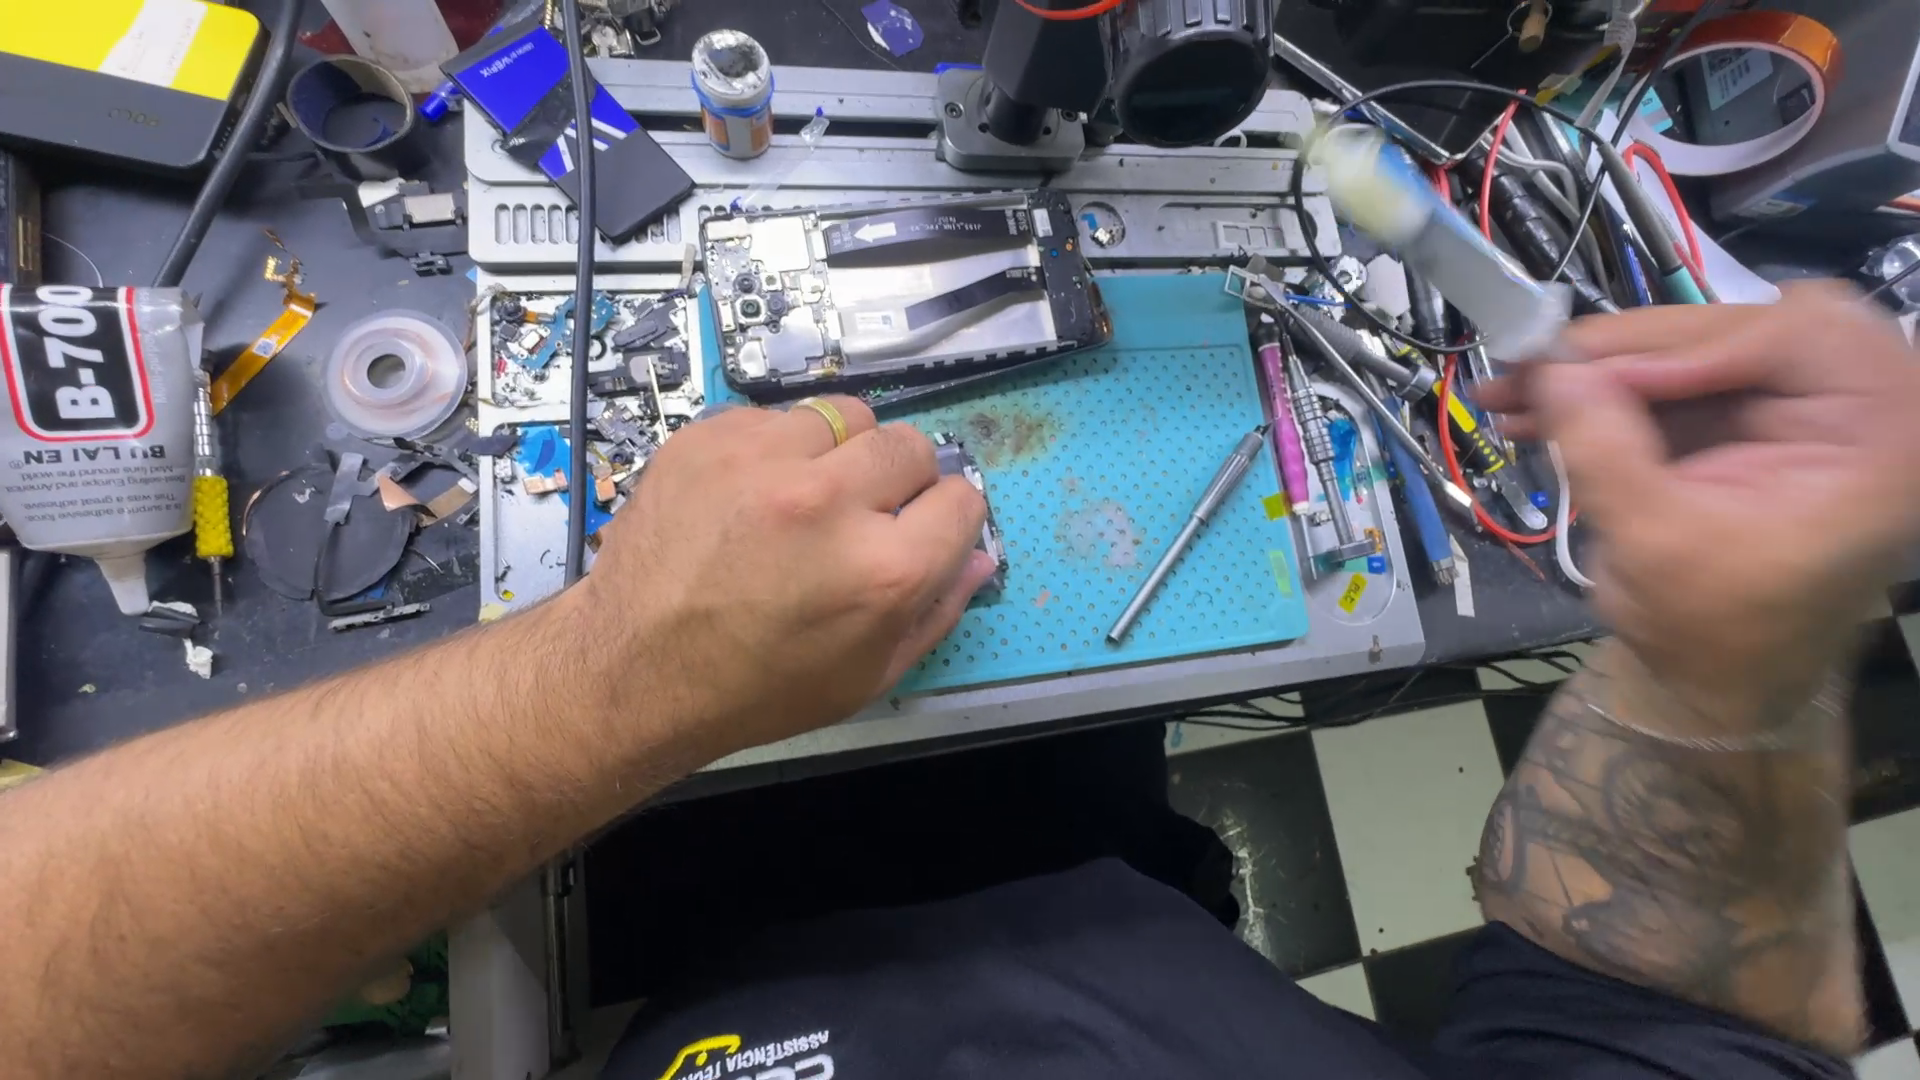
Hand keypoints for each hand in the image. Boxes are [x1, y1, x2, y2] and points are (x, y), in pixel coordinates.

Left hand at [572, 397, 996, 758]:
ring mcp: (765, 462)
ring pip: (848, 416)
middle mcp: (831, 503)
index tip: (924, 527)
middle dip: (902, 480)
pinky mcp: (711, 438)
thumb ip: (938, 612)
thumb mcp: (869, 675)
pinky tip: (754, 492)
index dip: (948, 518)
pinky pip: (778, 417)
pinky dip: (780, 449)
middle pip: (912, 445)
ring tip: (806, 495)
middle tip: (864, 514)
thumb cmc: (761, 687)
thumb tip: (979, 556)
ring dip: (841, 453)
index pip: (962, 500)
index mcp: (884, 571)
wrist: (636, 670)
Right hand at [1479, 283, 1919, 712]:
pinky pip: (1651, 390)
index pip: (1796, 337)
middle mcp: (1842, 404)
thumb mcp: (1652, 536)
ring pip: (1679, 354)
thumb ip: (1602, 447)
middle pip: (1731, 331)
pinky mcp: (1723, 428)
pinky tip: (1528, 412)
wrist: (1710, 673)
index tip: (1584, 375)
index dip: (1686, 346)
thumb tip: (1548, 369)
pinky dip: (1587, 397)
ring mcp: (1779, 413)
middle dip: (1619, 350)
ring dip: (1587, 371)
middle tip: (1528, 363)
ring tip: (1504, 391)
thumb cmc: (1709, 622)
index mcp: (1879, 430)